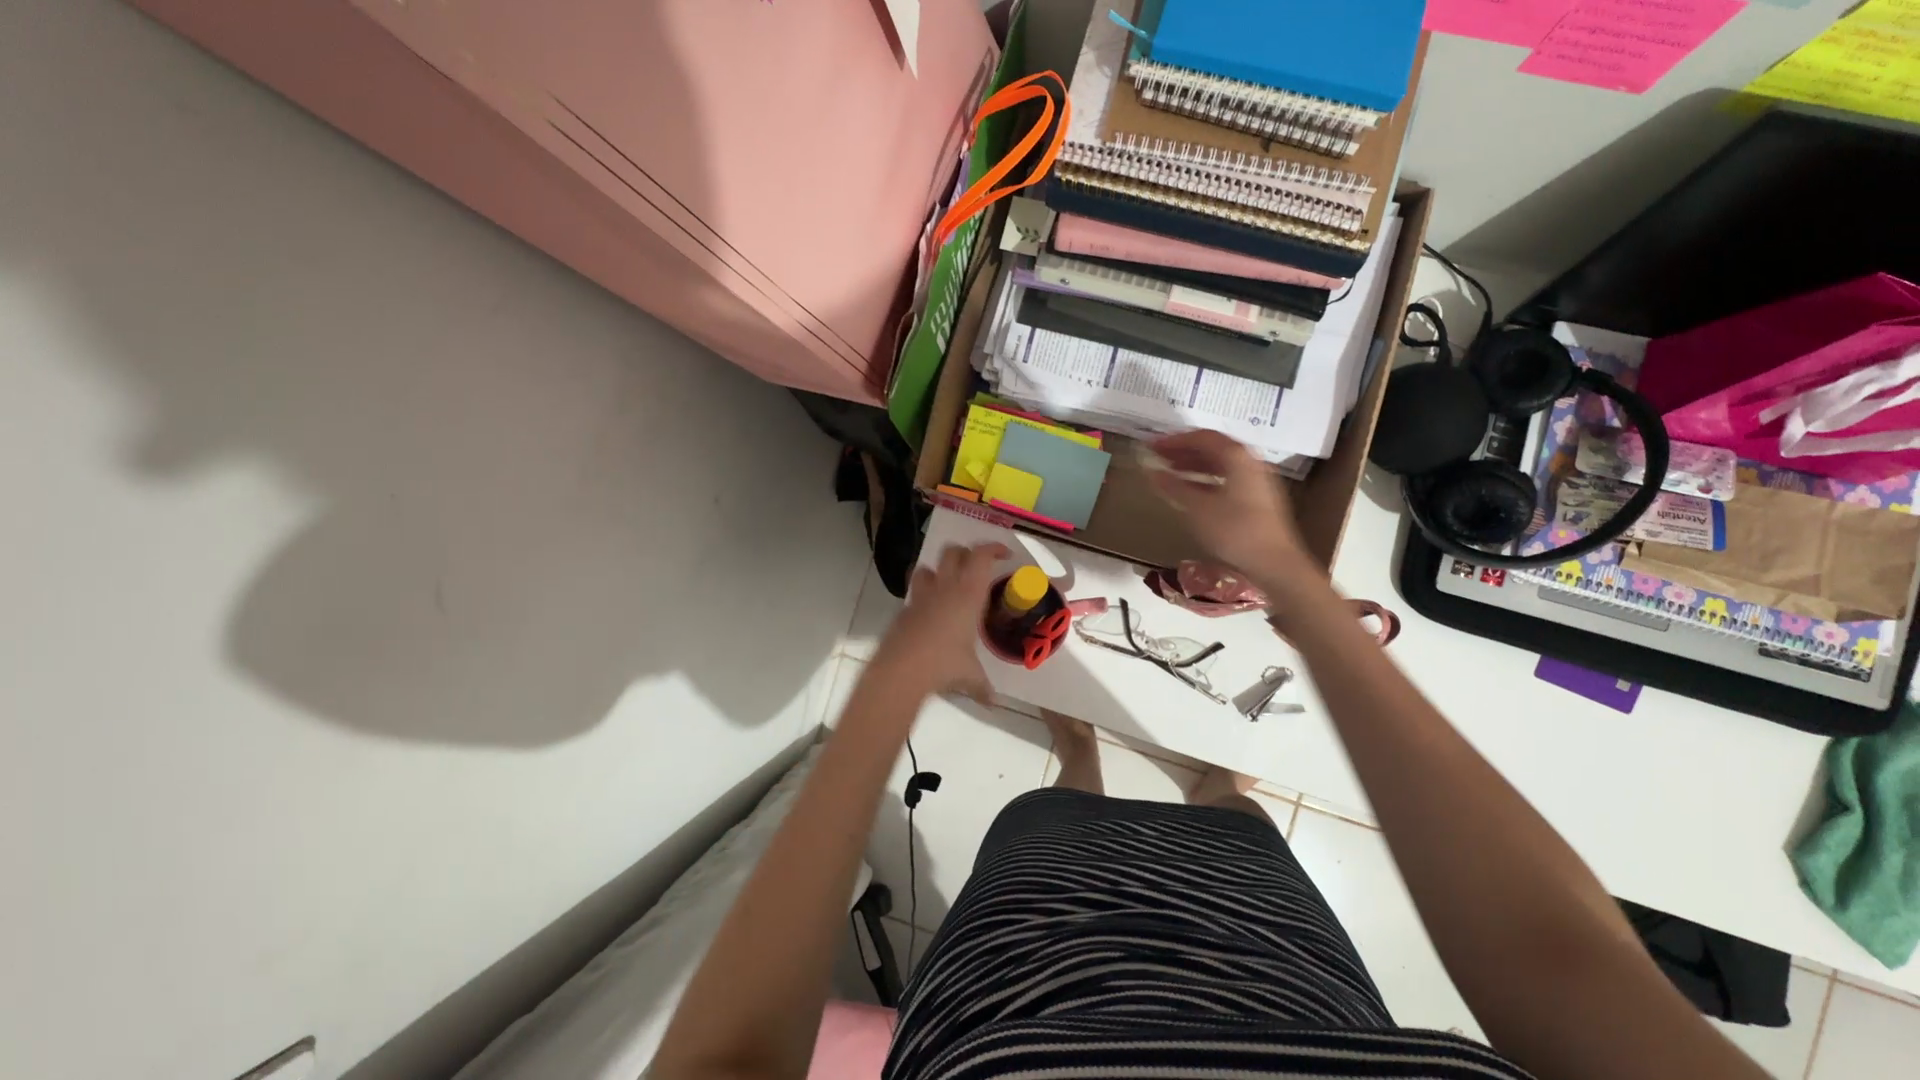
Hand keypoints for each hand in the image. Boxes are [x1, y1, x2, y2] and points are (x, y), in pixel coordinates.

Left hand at [870, 542, 1009, 699]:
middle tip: (975, 567)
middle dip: (964, 553)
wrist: (901, 670)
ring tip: (948, 585)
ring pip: (926, 567)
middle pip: (952, 552)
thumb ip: (982, 686)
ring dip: (937, 571)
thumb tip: (992, 702)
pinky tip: (929, 616)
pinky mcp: (903, 610)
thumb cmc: (944, 665)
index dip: (993, 548)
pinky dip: (923, 598)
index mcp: (968, 595)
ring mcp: (920, 597)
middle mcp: (944, 588)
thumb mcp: (970, 676)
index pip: (981, 556)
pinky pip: (914, 595)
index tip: (1004, 554)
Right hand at [1146, 430, 1311, 576]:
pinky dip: (1207, 480)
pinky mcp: (1258, 498)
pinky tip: (1191, 493)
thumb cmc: (1234, 531)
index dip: (1175, 440)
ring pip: (1221, 465)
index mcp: (1237, 456)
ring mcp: (1257, 480)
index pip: (1203, 437)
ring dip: (1194, 466)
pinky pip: (1228, 479)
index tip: (1153, 447)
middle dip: (1184, 451)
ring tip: (1171, 474)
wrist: (1274, 562)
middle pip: (1213, 448)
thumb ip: (1174, 486)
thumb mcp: (1198, 508)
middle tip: (1159, 458)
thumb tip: (1152, 472)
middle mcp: (1250, 461)